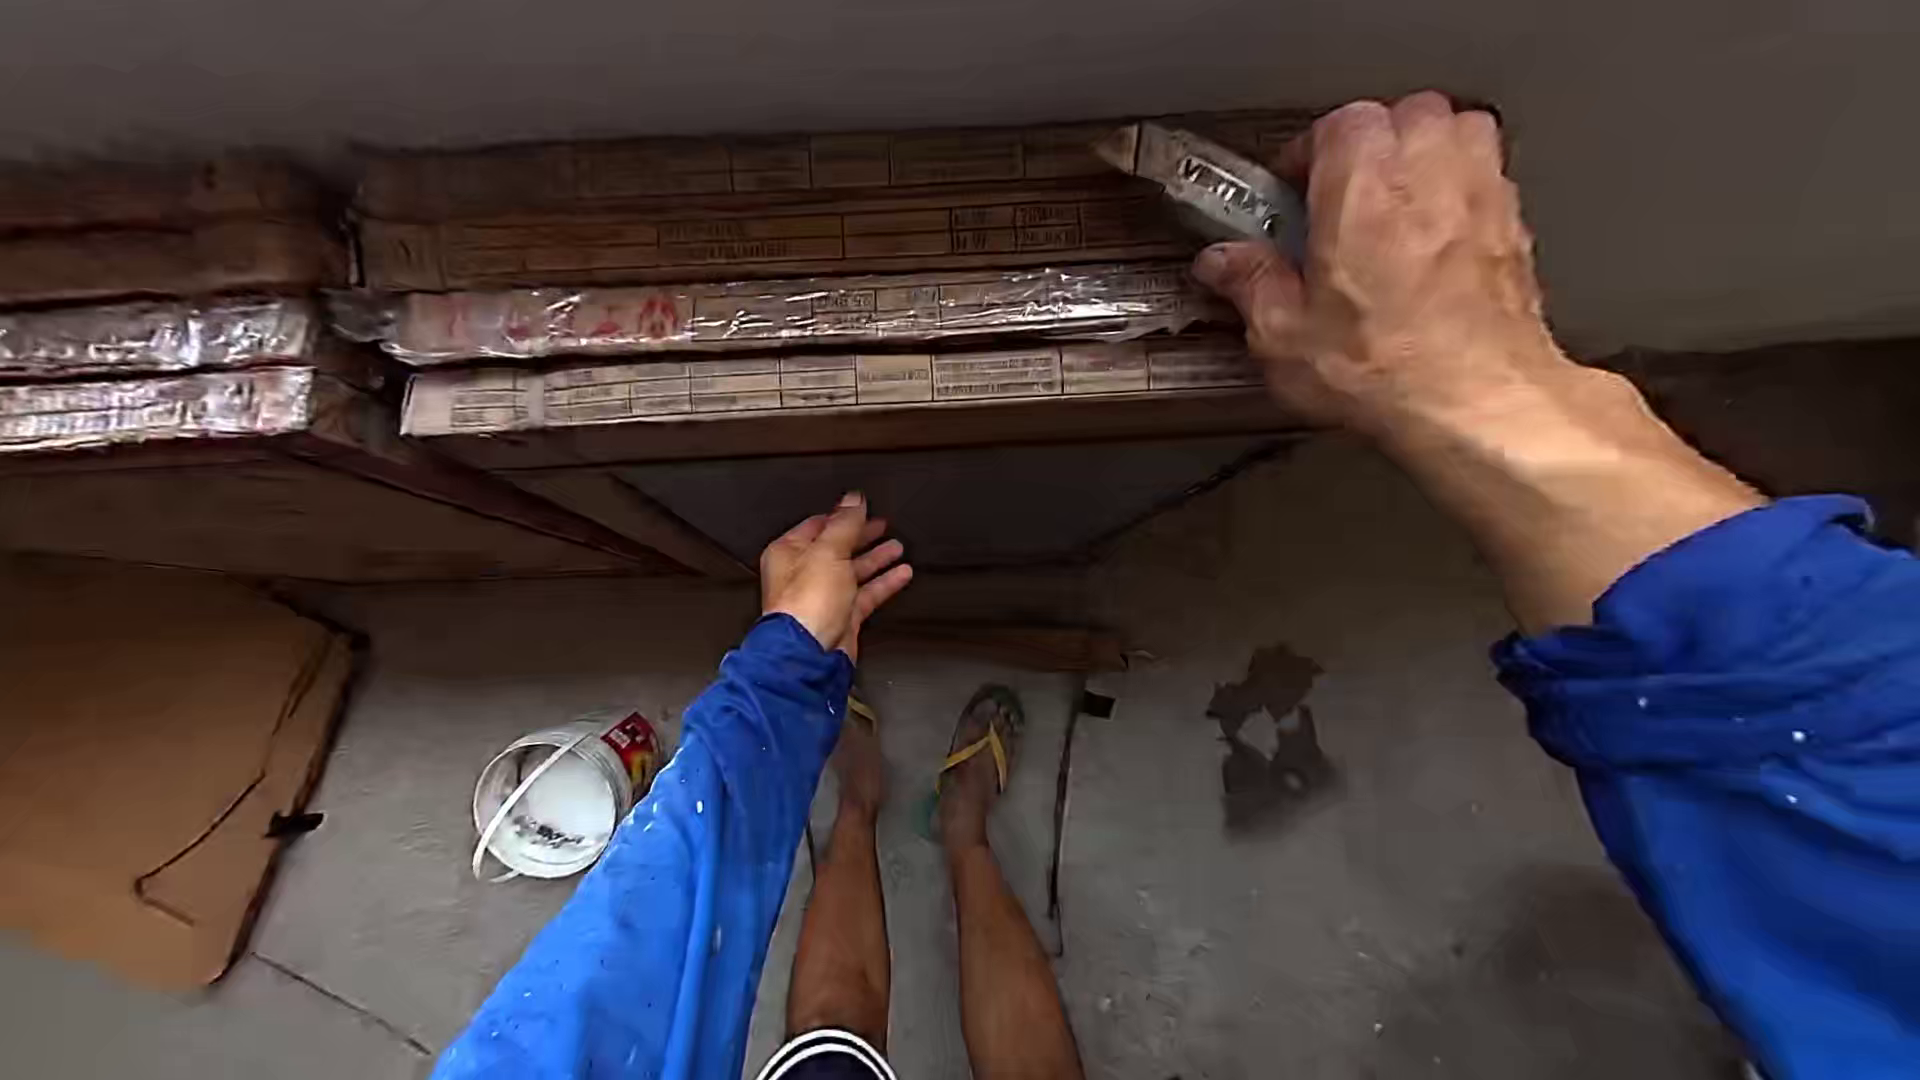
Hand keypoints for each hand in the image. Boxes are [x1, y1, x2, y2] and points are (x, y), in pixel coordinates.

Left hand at [761, 492, 912, 661]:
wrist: (810, 652)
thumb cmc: (805, 606)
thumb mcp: (828, 551)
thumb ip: (844, 523)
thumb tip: (853, 499)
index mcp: (789, 553)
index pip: (818, 525)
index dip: (842, 515)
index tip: (861, 507)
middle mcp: (804, 574)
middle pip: (838, 547)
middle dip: (862, 536)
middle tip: (881, 525)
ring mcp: (824, 597)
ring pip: (855, 571)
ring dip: (877, 558)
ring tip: (897, 547)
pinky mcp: (843, 615)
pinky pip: (867, 593)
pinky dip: (885, 583)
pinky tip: (901, 573)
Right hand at [1192, 92, 1575, 442]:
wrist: (1470, 400)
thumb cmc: (1382, 369)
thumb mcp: (1282, 334)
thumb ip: (1249, 284)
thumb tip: (1221, 261)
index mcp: (1362, 193)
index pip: (1337, 125)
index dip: (1305, 151)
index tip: (1284, 188)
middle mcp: (1428, 179)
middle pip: (1401, 115)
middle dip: (1362, 145)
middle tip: (1329, 194)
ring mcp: (1479, 197)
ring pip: (1453, 130)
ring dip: (1414, 155)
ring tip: (1379, 205)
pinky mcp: (1511, 228)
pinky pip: (1483, 176)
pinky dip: (1451, 189)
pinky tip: (1422, 238)